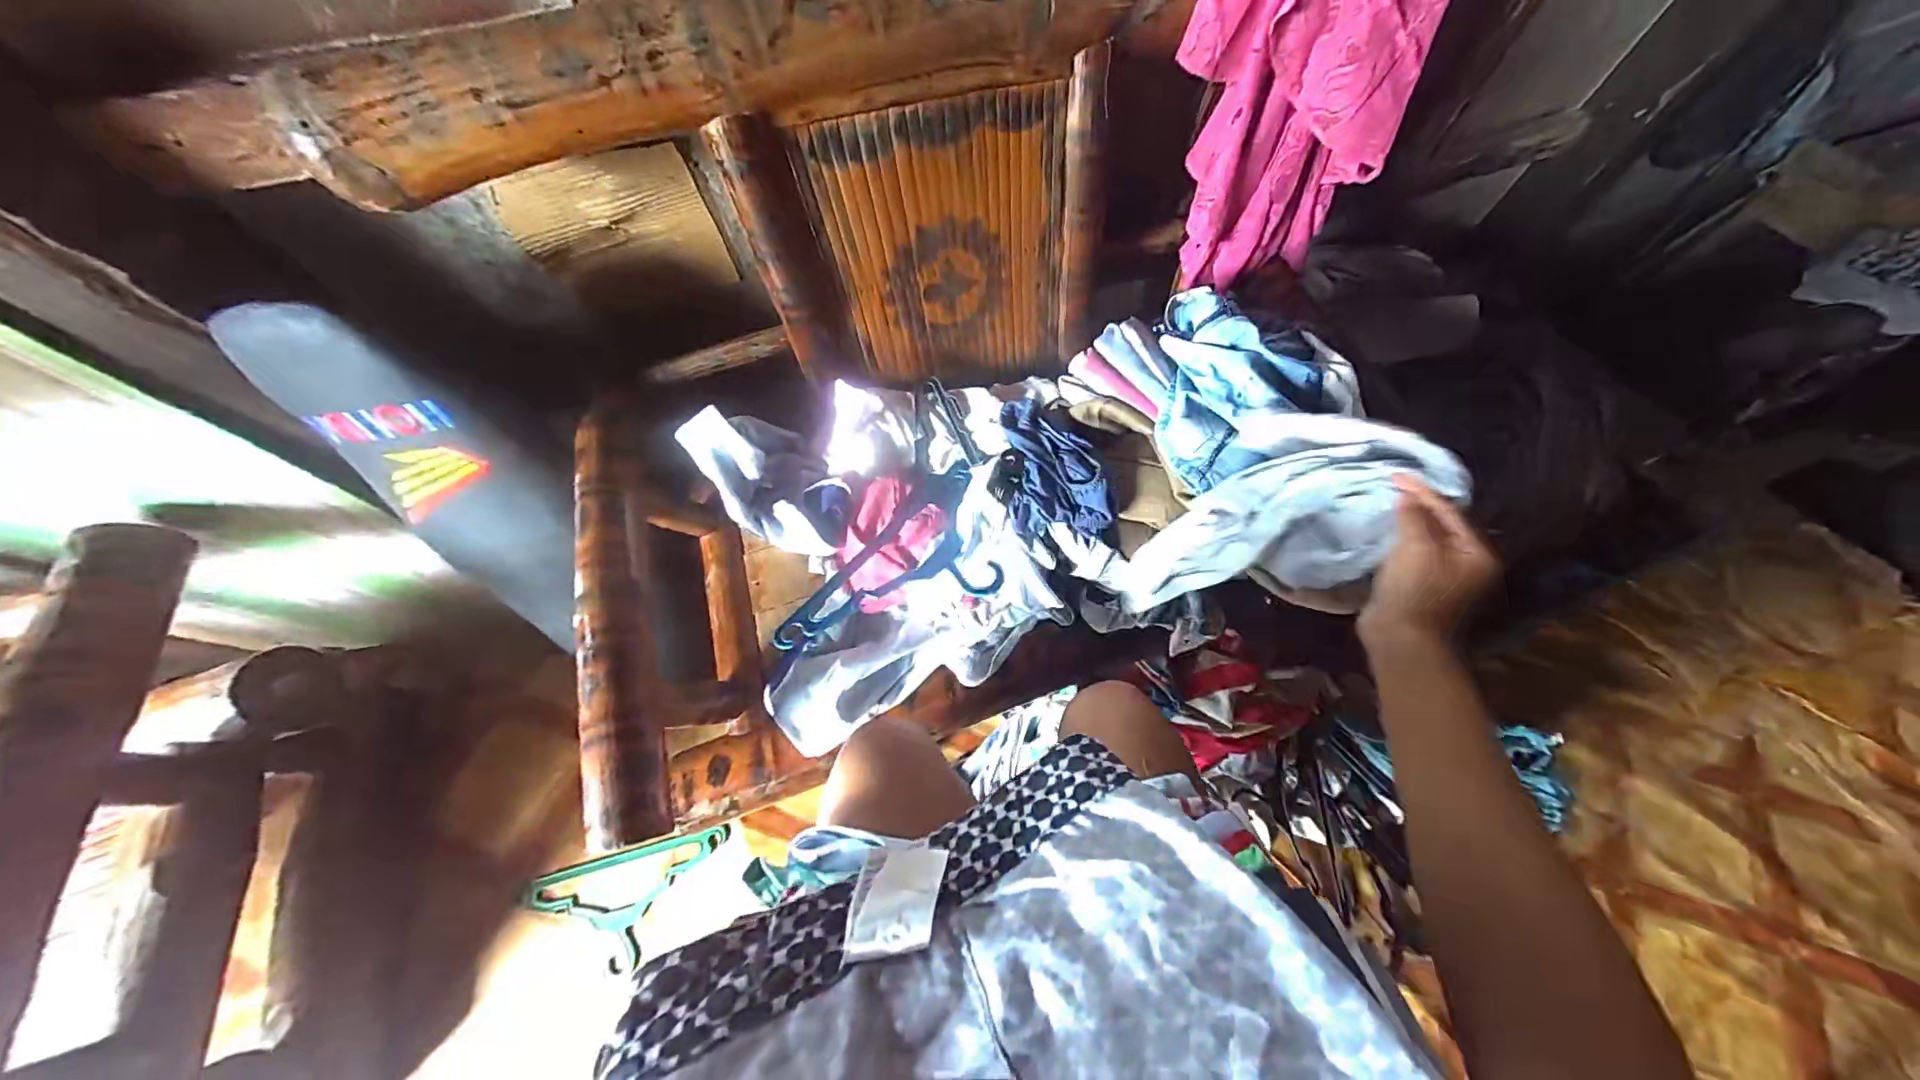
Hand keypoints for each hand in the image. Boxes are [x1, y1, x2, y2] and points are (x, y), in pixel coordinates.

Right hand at [1359, 475, 1498, 643]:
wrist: (1399, 638)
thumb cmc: (1413, 591)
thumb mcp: (1415, 548)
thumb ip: (1413, 517)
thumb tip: (1407, 494)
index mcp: (1476, 553)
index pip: (1450, 512)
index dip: (1422, 492)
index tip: (1396, 476)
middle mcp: (1467, 564)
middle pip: (1441, 525)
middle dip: (1417, 506)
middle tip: (1391, 487)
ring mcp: (1445, 577)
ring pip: (1426, 539)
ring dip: (1406, 523)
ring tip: (1385, 505)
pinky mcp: (1421, 586)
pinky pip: (1412, 554)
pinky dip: (1399, 541)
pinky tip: (1383, 533)